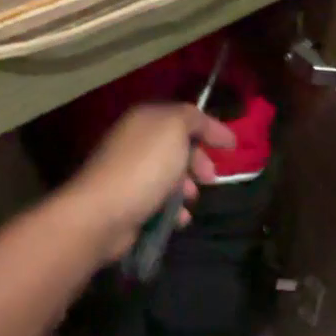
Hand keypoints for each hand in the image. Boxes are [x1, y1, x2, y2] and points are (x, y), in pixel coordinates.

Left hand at [60, 104, 237, 261]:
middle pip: (176, 147)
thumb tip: (202, 123)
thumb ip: (193, 119)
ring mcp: (129, 173)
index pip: (183, 117)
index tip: (232, 146)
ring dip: (186, 188)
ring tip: (190, 200)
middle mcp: (135, 142)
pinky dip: (172, 209)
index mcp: (145, 120)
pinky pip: (158, 201)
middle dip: (198, 162)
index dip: (210, 128)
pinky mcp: (128, 202)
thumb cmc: (144, 167)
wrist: (103, 213)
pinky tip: (178, 219)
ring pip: (168, 176)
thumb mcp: (174, 129)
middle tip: (210, 178)